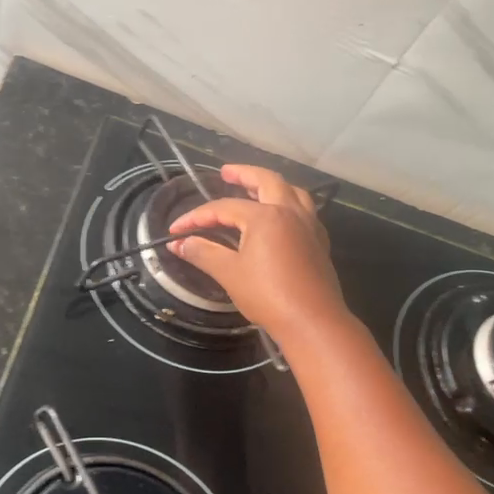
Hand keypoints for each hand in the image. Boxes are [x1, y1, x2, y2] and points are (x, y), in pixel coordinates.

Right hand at [166, 165, 347, 338]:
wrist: (312, 320)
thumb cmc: (268, 295)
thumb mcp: (229, 273)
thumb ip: (203, 253)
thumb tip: (178, 244)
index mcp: (265, 216)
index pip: (223, 208)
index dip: (196, 217)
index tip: (175, 231)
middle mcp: (290, 212)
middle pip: (267, 181)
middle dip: (244, 174)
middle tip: (226, 172)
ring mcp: (309, 225)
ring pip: (292, 192)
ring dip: (271, 185)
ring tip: (255, 188)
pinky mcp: (318, 242)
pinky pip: (304, 210)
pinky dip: (288, 203)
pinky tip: (280, 217)